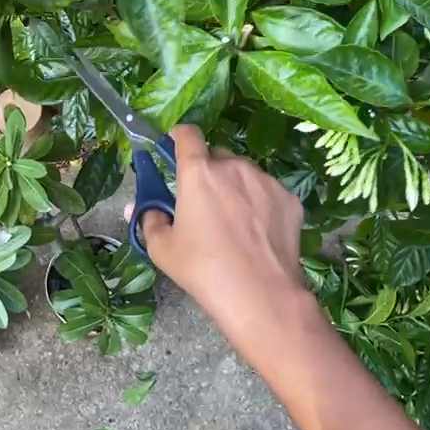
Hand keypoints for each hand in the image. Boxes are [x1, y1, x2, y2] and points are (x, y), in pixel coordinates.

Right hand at [138, 126, 314, 346]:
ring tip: (234, 222)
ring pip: (244, 173)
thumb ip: (149, 220)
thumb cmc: (204, 270)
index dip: (179, 137)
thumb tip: (141, 208)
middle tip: (204, 203)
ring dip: (235, 186)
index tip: (175, 147)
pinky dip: (260, 203)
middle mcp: (233, 166)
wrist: (261, 294)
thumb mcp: (163, 250)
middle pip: (216, 156)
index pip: (187, 134)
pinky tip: (257, 232)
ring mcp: (265, 180)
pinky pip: (267, 191)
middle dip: (208, 172)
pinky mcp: (289, 198)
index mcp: (198, 173)